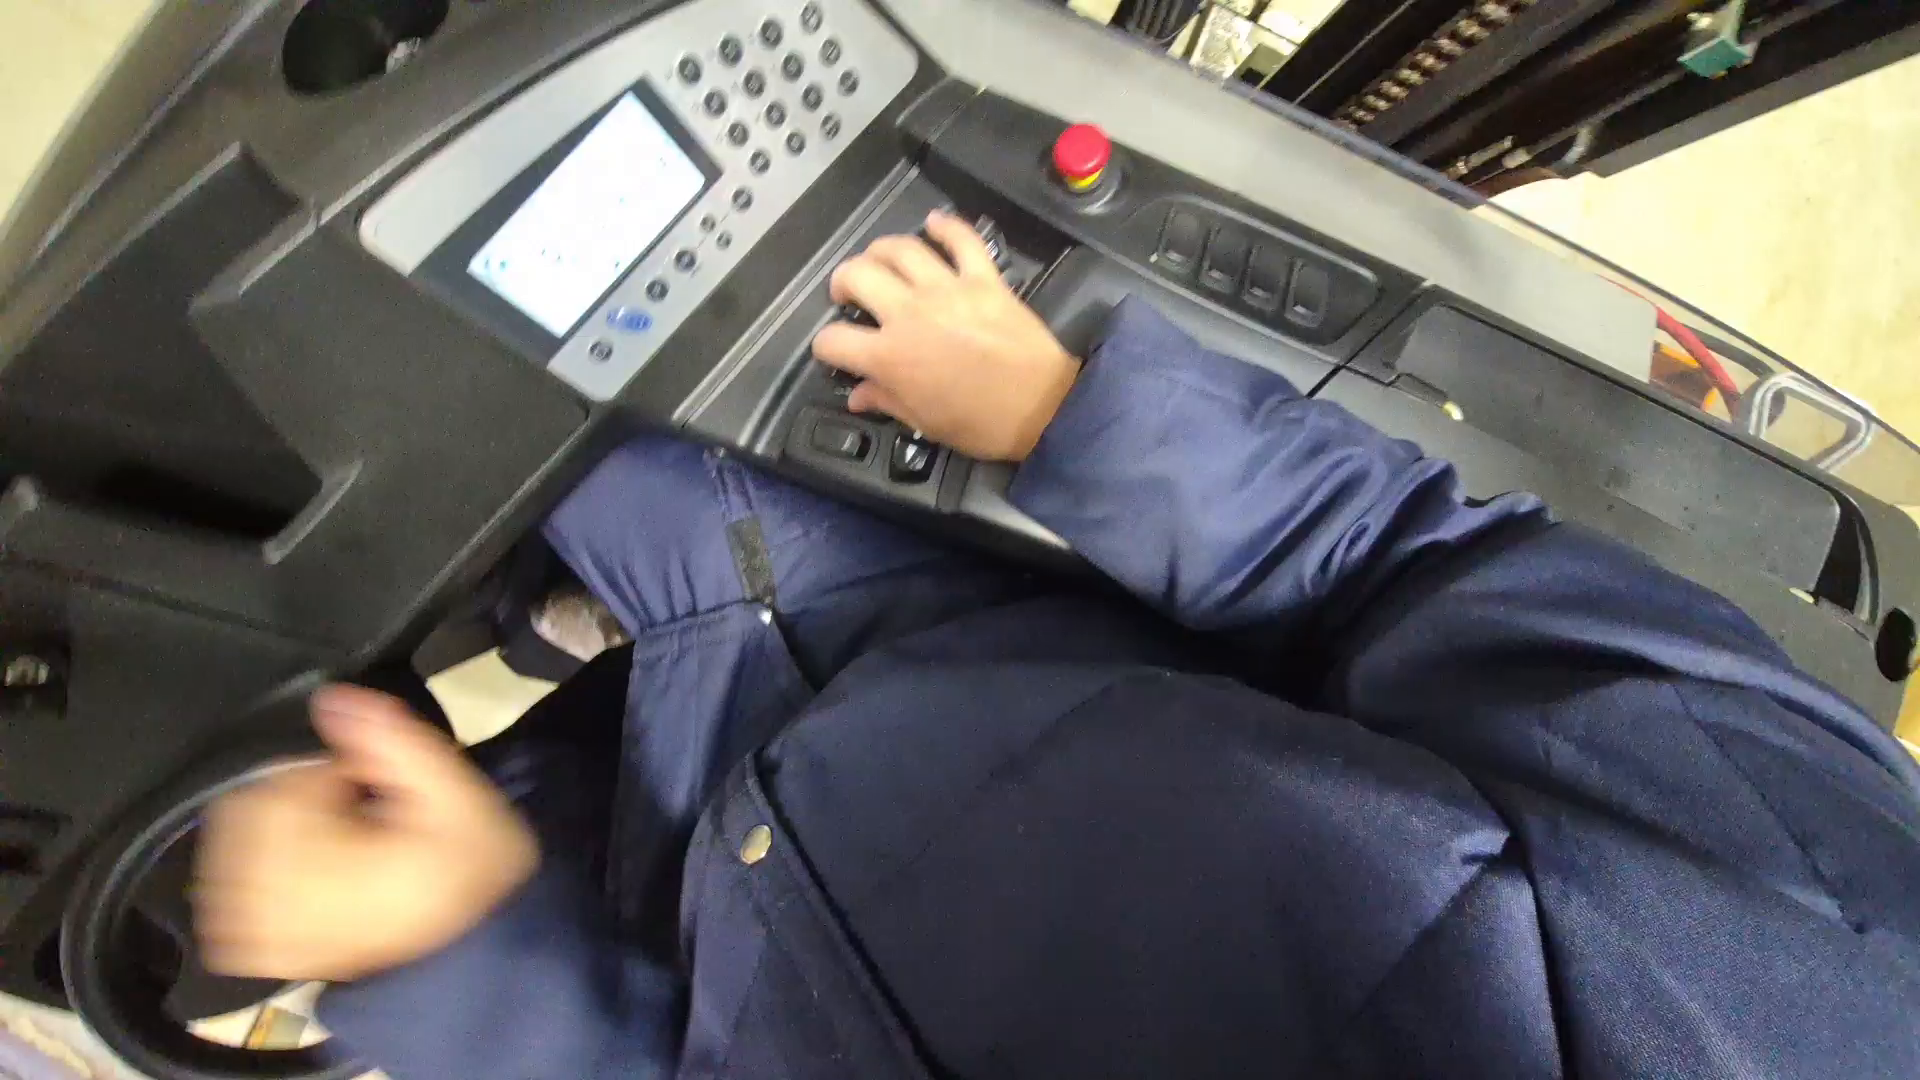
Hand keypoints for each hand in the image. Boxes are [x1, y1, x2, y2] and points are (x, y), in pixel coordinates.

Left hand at [195, 685, 537, 981]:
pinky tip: (314, 865)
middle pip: (252, 808)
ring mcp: (253, 933)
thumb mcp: (455, 792)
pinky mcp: (257, 950)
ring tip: (354, 835)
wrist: (482, 936)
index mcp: (315, 862)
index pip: (288, 779)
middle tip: (374, 806)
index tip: (388, 780)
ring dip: (286, 826)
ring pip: (236, 843)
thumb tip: (336, 695)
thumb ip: (396, 740)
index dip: (342, 765)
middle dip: (310, 794)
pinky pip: (227, 889)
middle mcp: (265, 903)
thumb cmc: (475, 861)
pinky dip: (265, 865)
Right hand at [811, 211, 1080, 461]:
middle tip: (849, 293)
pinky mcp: (984, 279)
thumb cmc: (982, 425)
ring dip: (881, 250)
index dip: (826, 347)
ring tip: (879, 260)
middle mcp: (910, 313)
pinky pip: (961, 239)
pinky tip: (934, 223)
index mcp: (890, 356)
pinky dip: (946, 226)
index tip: (834, 352)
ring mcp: (948, 290)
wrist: (1044, 409)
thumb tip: (859, 395)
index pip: (834, 340)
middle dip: (843, 282)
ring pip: (901, 248)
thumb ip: (887, 401)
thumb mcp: (926, 423)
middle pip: (857, 276)